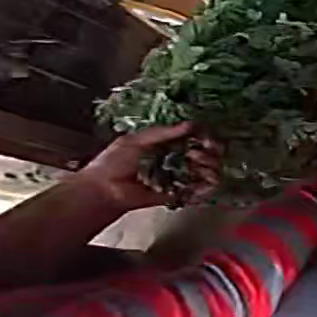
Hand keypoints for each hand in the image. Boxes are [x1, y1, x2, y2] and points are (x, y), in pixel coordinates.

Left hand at [71, 123, 219, 211]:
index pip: (198, 139)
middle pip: (210, 153)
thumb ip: (161, 133)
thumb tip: (192, 124)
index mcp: (169, 147)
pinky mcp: (185, 192)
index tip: (206, 138)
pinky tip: (205, 179)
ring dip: (211, 166)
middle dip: (212, 152)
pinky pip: (207, 187)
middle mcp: (180, 160)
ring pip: (213, 169)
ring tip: (198, 166)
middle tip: (198, 154)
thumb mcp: (133, 141)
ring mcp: (184, 177)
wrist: (104, 191)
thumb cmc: (112, 165)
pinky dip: (211, 183)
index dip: (207, 137)